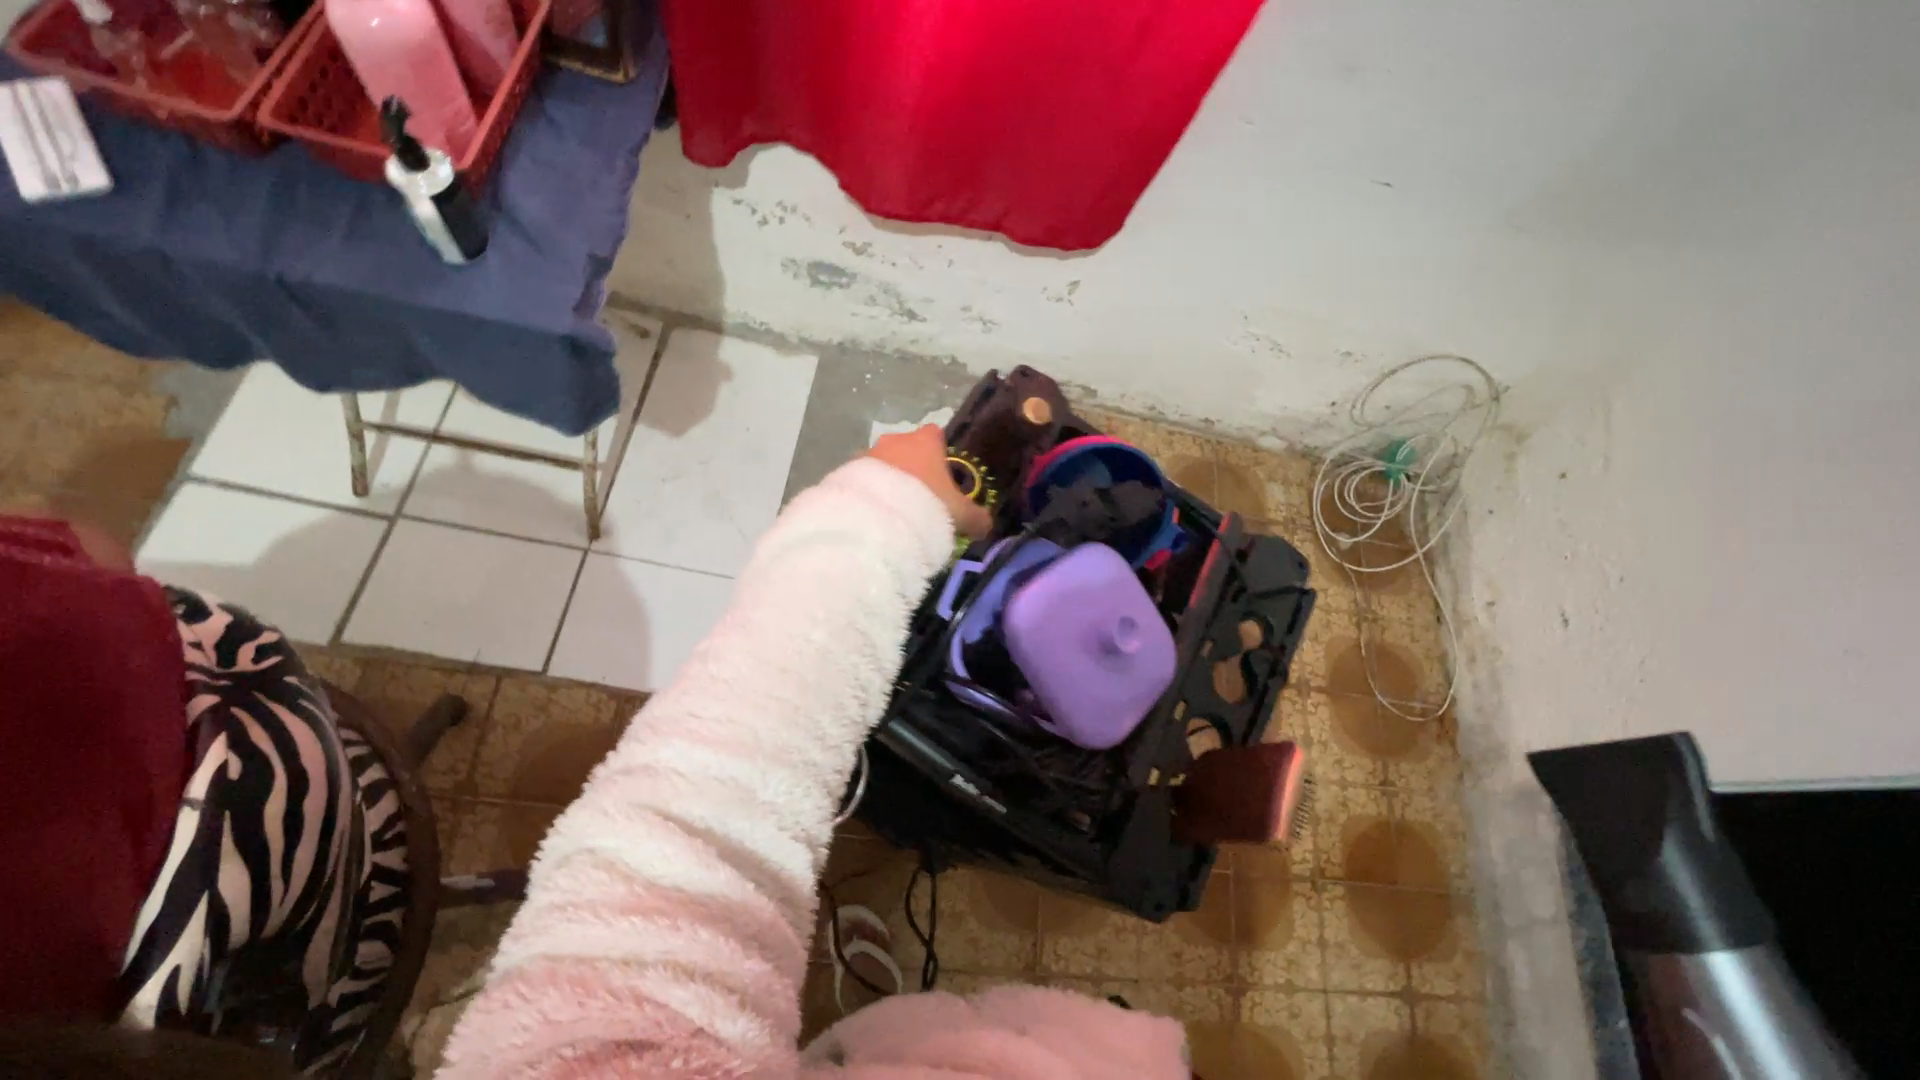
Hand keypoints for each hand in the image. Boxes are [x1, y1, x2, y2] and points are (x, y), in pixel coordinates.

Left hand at [867, 425, 993, 539]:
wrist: (879, 519)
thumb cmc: (928, 506)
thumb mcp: (962, 516)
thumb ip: (977, 517)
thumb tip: (986, 524)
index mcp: (926, 441)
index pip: (936, 436)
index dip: (941, 455)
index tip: (943, 479)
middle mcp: (895, 440)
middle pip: (907, 450)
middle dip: (912, 469)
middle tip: (919, 500)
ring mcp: (868, 453)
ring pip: (882, 464)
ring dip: (887, 481)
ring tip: (894, 512)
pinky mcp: (846, 471)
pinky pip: (862, 480)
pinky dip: (868, 493)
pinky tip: (873, 516)